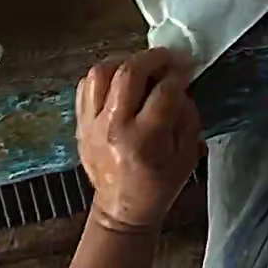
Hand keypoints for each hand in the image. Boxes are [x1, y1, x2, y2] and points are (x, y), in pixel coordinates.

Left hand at [76, 49, 200, 233]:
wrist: (121, 210)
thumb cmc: (159, 185)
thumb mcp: (187, 156)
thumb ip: (187, 116)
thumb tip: (180, 85)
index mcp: (144, 141)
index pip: (163, 93)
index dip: (178, 75)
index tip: (187, 69)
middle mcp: (114, 128)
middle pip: (128, 74)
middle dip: (152, 58)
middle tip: (167, 57)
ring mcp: (91, 124)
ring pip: (101, 72)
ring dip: (124, 62)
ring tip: (141, 65)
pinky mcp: (79, 123)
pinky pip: (86, 85)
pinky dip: (104, 75)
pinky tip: (119, 79)